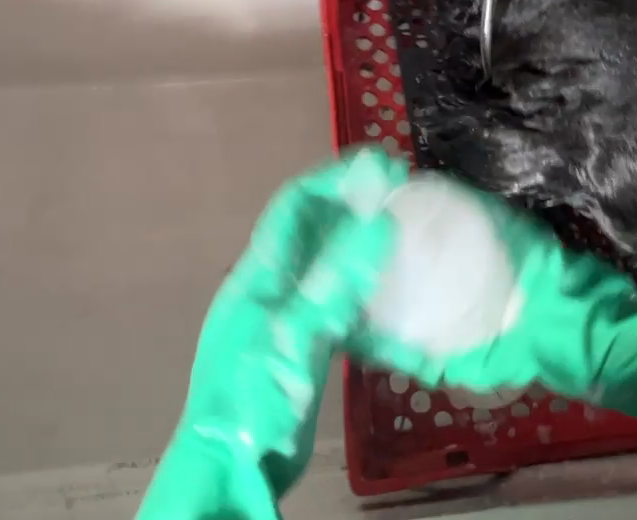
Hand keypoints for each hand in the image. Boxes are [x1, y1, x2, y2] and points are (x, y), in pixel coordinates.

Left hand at [136, 149, 404, 519]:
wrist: (231, 470)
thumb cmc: (252, 396)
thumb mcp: (294, 334)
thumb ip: (337, 281)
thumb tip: (382, 223)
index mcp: (259, 272)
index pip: (296, 206)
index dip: (335, 179)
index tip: (380, 167)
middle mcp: (272, 285)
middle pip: (315, 230)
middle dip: (354, 207)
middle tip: (402, 195)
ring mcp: (287, 316)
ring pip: (330, 266)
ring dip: (363, 247)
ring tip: (406, 235)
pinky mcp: (304, 346)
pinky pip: (339, 303)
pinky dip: (365, 291)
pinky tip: (395, 294)